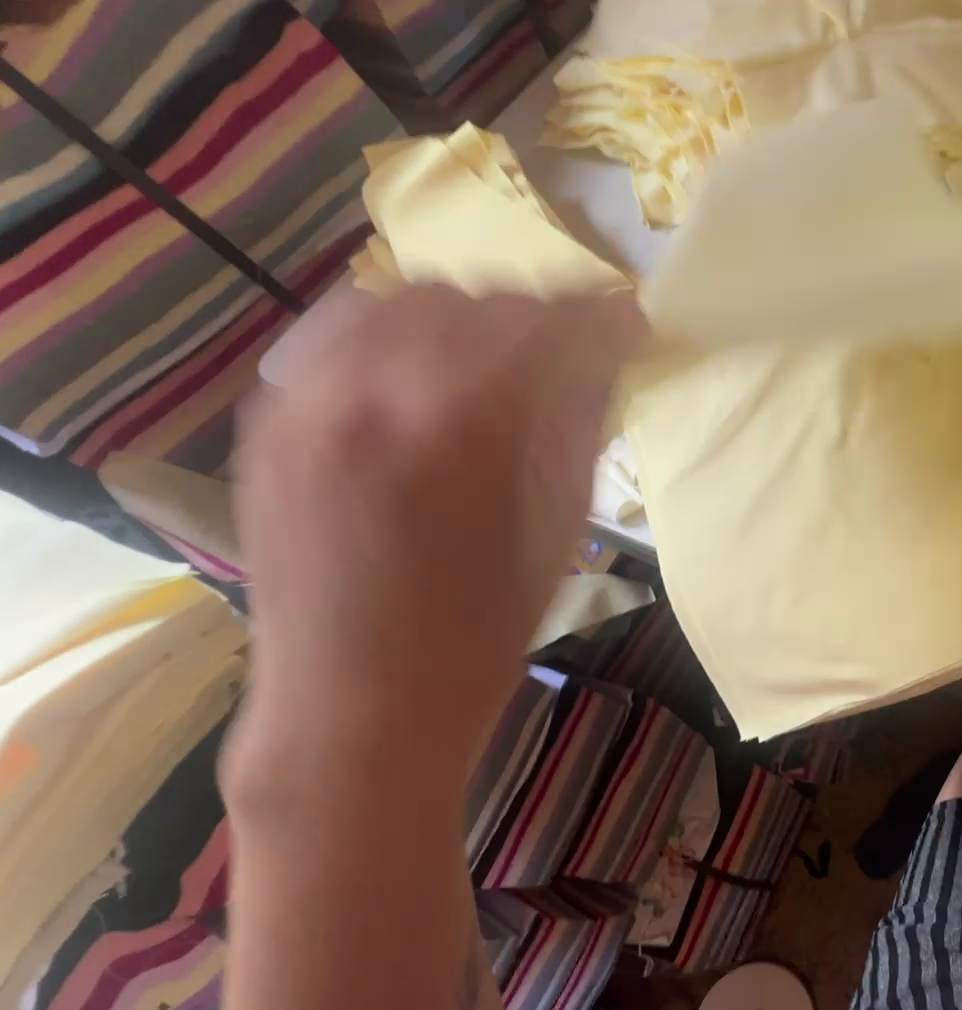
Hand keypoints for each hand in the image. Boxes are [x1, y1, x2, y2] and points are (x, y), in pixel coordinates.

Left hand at [228, 285, 643, 805]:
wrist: (358, 704)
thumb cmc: (485, 631)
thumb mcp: (562, 525)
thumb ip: (580, 426)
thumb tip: (602, 363)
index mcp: (473, 421)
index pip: (556, 327)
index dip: (607, 321)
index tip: (635, 329)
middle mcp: (380, 383)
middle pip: (487, 301)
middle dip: (546, 321)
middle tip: (578, 354)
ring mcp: (312, 393)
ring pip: (411, 300)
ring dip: (475, 320)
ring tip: (504, 362)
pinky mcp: (273, 413)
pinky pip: (347, 332)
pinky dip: (404, 336)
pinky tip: (431, 375)